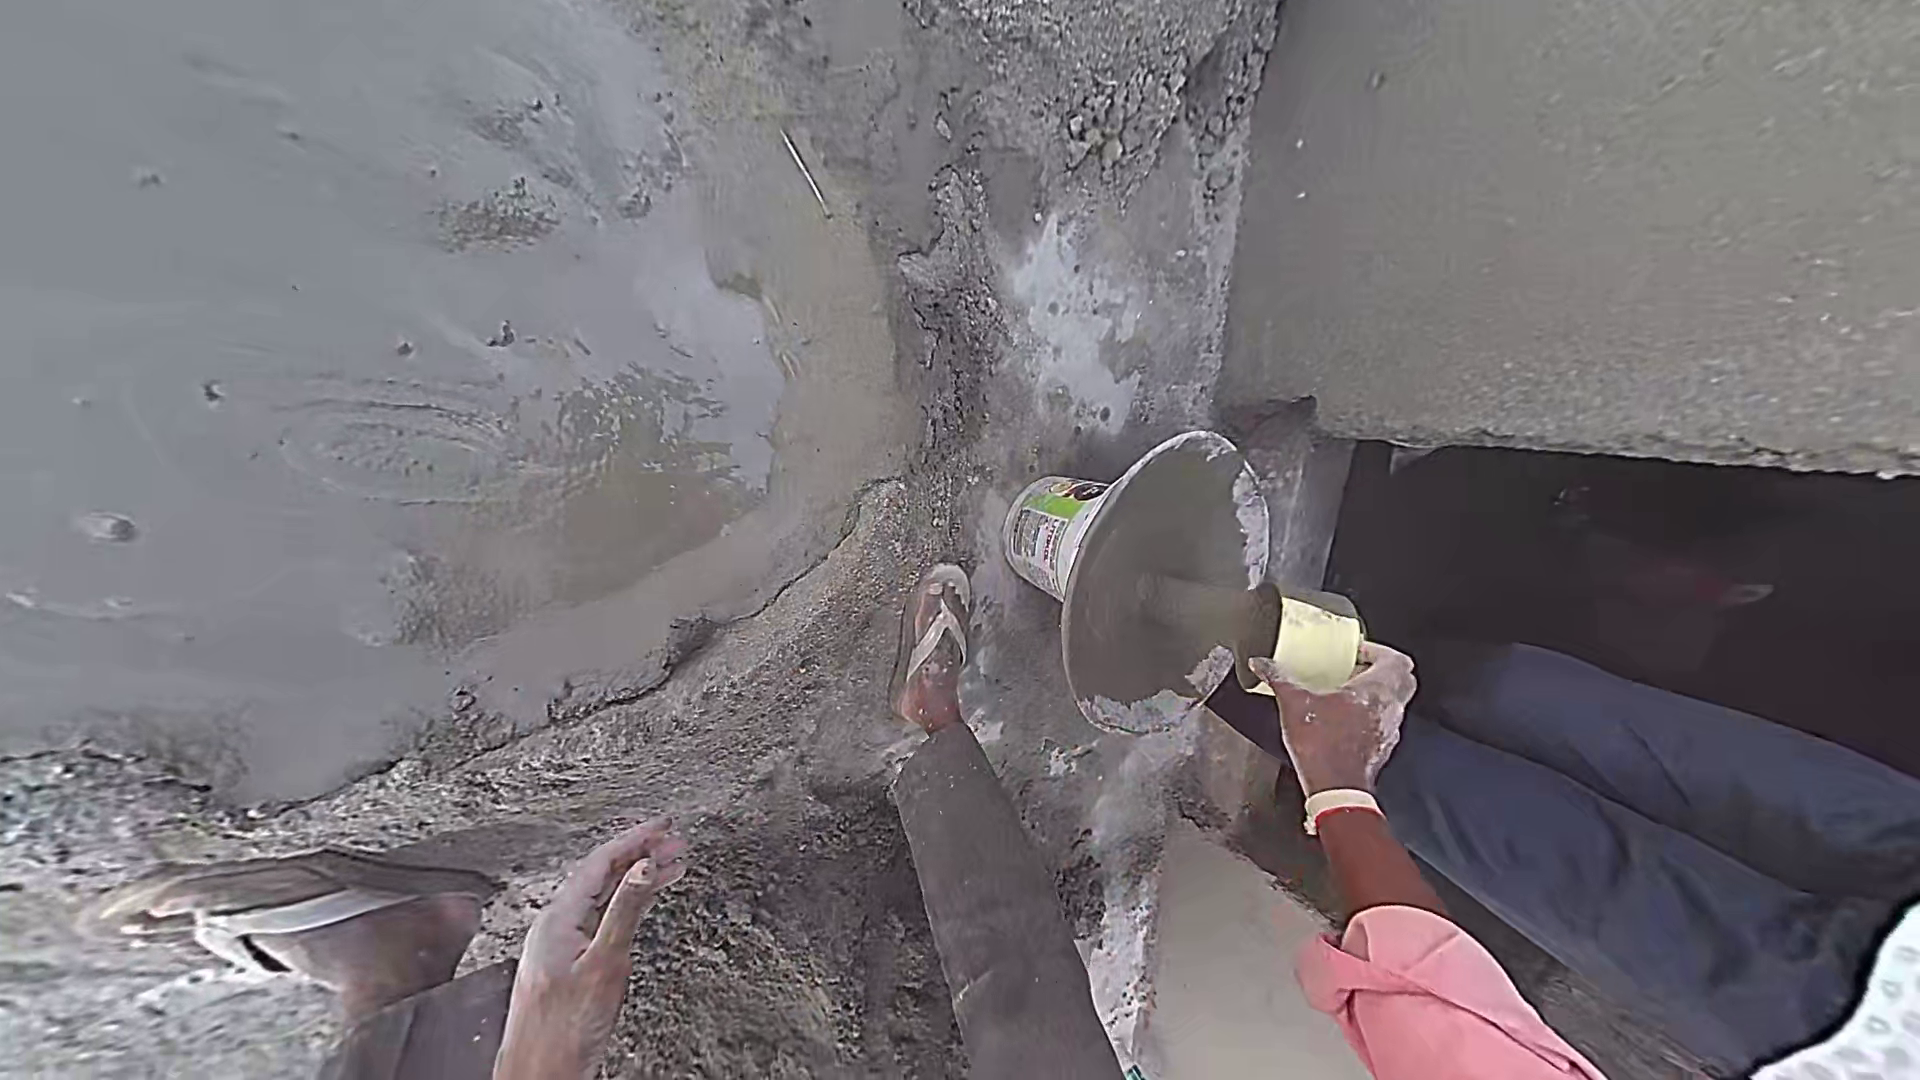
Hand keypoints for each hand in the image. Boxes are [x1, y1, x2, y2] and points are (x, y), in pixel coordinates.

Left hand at [494, 819, 688, 1079]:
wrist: (540, 1078)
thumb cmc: (563, 1031)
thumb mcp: (605, 962)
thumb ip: (626, 908)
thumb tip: (645, 864)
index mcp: (558, 918)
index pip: (601, 861)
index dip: (635, 838)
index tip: (664, 825)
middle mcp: (558, 924)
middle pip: (604, 873)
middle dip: (642, 852)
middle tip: (676, 840)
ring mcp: (566, 940)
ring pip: (608, 891)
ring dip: (641, 874)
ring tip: (674, 862)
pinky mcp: (575, 956)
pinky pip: (607, 912)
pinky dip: (634, 898)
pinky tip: (651, 894)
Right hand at [1251, 642, 1416, 796]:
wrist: (1335, 786)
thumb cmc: (1322, 746)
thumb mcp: (1293, 703)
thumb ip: (1278, 677)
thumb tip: (1261, 663)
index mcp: (1375, 692)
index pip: (1398, 661)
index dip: (1380, 650)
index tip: (1358, 650)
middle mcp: (1389, 709)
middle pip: (1403, 679)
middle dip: (1382, 667)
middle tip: (1356, 664)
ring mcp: (1389, 728)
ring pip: (1395, 700)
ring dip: (1376, 689)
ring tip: (1345, 687)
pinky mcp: (1383, 744)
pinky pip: (1384, 719)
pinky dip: (1370, 710)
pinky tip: (1343, 713)